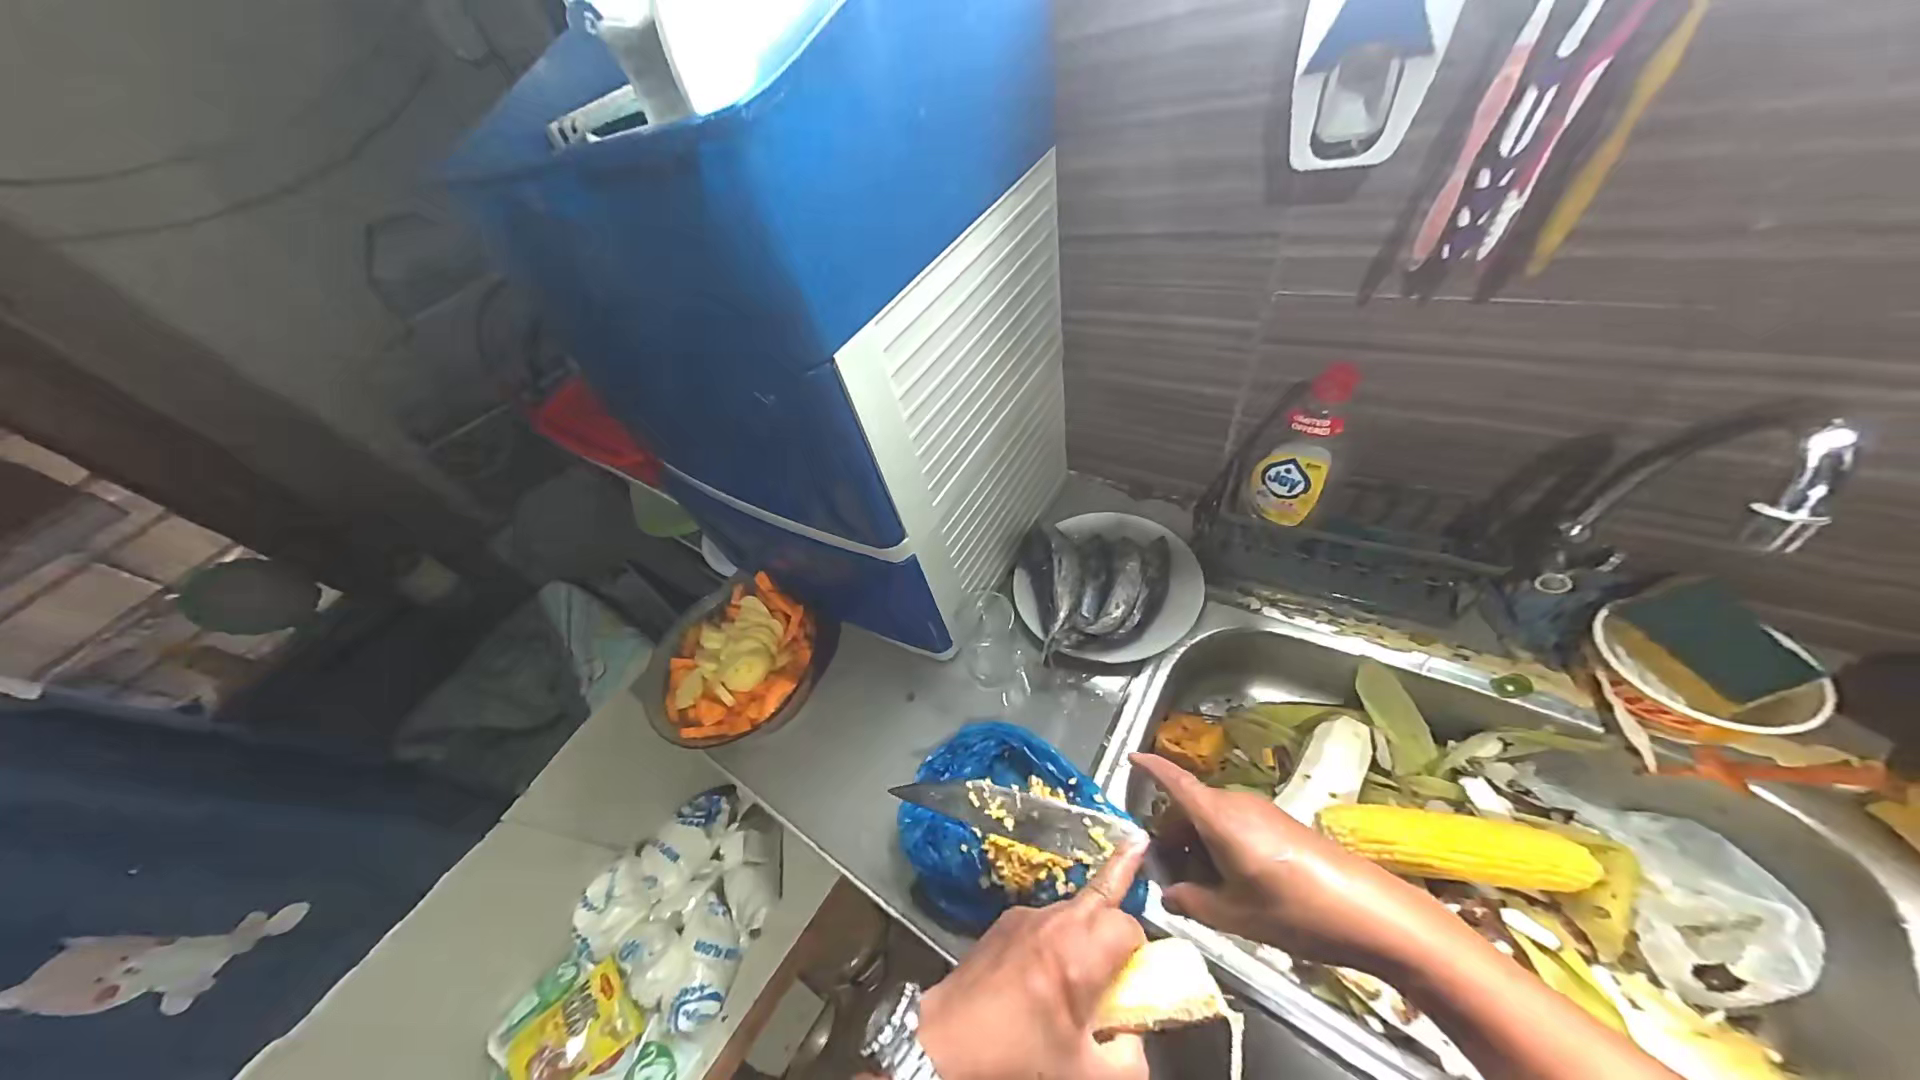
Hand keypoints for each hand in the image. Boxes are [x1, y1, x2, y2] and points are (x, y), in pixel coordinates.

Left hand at [915, 839, 1150, 1079]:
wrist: (944, 1046)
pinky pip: (1042, 924)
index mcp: (1079, 953)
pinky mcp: (1001, 924)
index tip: (1142, 976)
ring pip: (1070, 911)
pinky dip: (1054, 940)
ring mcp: (1023, 917)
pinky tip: (1041, 976)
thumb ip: (1129, 1058)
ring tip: (1077, 972)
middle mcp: (1053, 921)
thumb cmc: (1017, 1058)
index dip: (1141, 948)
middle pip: (1101, 893)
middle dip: (1121, 881)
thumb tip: (1133, 1039)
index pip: (1129, 925)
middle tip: (1136, 856)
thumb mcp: (1087, 1075)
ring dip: (1084, 930)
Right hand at [1130, 752, 1460, 977]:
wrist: (1370, 912)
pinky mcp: (1280, 824)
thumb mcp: (1232, 914)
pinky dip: (1220, 844)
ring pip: (1212, 817)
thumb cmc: (1293, 909)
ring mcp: (1261, 811)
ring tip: (1199, 885)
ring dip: (1197, 842)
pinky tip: (1230, 881)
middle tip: (1166, 871)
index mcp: (1217, 815)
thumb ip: (1191, 901)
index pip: (1174, 780)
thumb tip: (1169, 894)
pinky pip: (1234, 824)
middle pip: (1189, 805)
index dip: (1150, 768)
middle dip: (1171, 832)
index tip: (1130, 758)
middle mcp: (1235, 802)